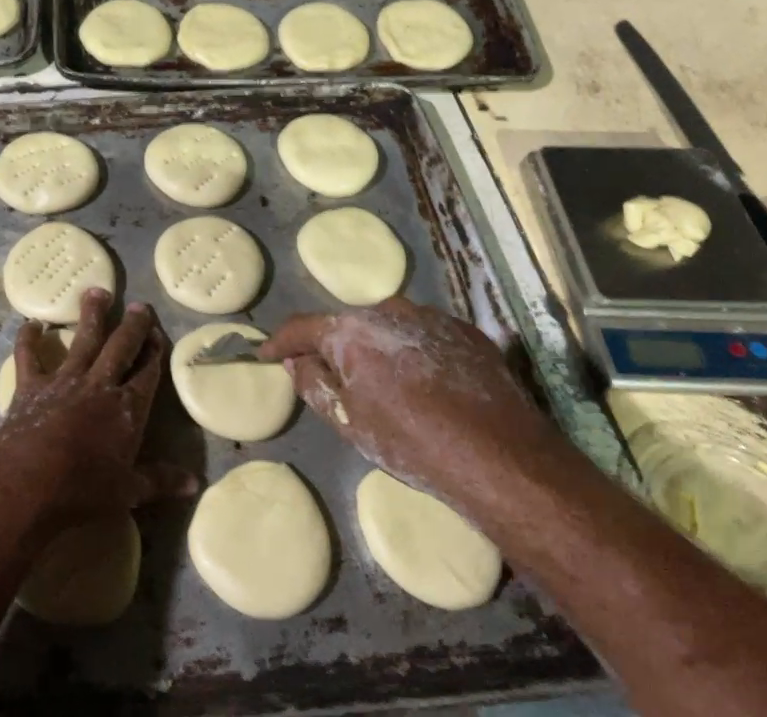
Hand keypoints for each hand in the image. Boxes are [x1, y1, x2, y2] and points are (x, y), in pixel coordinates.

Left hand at [0, 289, 195, 532]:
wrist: (27, 485)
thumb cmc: (82, 492)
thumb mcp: (128, 492)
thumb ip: (159, 481)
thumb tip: (195, 483)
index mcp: (127, 409)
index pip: (147, 373)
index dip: (154, 352)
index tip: (158, 335)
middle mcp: (99, 386)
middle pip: (121, 347)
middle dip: (132, 326)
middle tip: (139, 306)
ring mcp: (64, 382)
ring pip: (83, 340)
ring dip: (91, 315)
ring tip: (97, 291)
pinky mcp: (31, 386)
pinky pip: (29, 355)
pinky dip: (29, 338)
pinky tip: (31, 324)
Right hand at [258, 296, 552, 490]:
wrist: (500, 456)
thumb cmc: (411, 442)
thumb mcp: (349, 421)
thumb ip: (313, 383)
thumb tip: (296, 360)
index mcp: (352, 330)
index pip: (303, 327)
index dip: (281, 342)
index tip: (266, 354)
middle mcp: (391, 310)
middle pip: (348, 325)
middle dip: (334, 348)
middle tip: (330, 379)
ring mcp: (433, 318)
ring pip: (388, 328)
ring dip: (376, 349)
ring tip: (381, 384)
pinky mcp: (468, 333)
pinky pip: (423, 337)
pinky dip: (411, 354)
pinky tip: (421, 385)